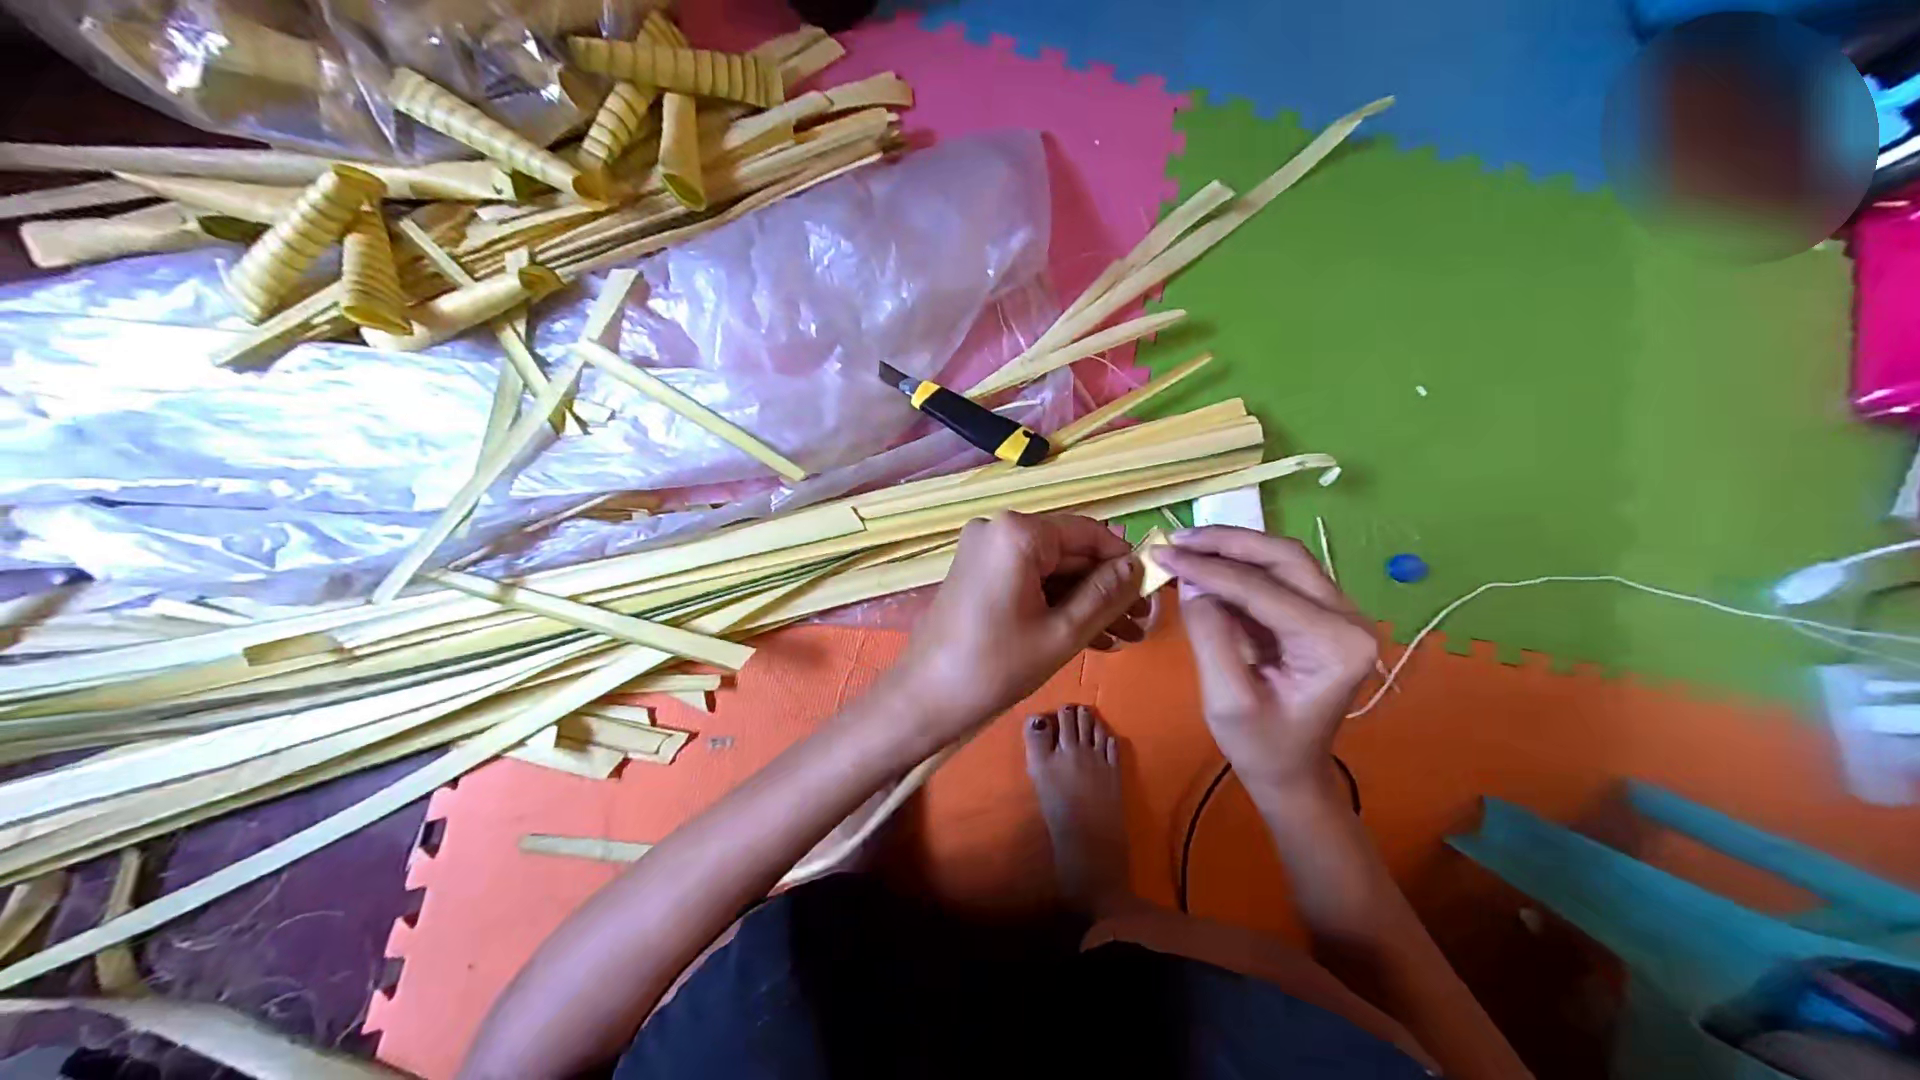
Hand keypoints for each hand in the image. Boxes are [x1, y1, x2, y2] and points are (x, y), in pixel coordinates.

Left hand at [878, 512, 1150, 753]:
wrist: (925, 698)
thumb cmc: (996, 666)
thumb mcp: (1062, 632)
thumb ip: (1106, 594)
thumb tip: (1138, 566)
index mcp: (1017, 533)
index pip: (1088, 533)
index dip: (1123, 562)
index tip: (1150, 592)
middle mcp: (998, 529)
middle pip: (1069, 552)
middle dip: (1106, 589)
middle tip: (1140, 623)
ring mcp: (984, 551)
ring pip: (1051, 571)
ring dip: (1086, 602)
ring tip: (1123, 637)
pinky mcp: (978, 574)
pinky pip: (1029, 581)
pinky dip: (1057, 604)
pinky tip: (1091, 636)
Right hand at [1150, 527, 1377, 802]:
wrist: (1291, 772)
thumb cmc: (1262, 746)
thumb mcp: (1226, 698)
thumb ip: (1210, 634)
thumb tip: (1190, 581)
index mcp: (1334, 644)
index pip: (1263, 589)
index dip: (1209, 568)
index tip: (1162, 554)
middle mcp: (1348, 619)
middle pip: (1284, 557)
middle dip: (1226, 543)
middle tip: (1177, 539)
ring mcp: (1338, 613)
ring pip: (1283, 559)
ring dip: (1233, 548)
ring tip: (1185, 546)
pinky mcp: (1320, 614)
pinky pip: (1279, 576)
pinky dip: (1239, 566)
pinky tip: (1205, 564)